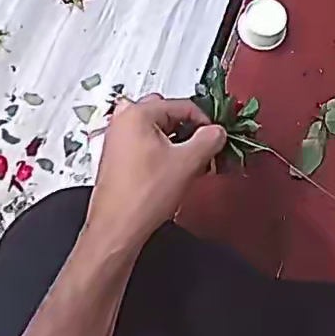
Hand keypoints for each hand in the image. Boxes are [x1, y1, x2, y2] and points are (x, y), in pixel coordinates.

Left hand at [86, 94, 224, 250]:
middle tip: (203, 145)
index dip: (205, 122)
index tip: (215, 137)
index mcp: (137, 114)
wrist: (117, 229)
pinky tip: (176, 171)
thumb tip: (217, 132)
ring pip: (158, 130)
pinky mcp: (118, 159)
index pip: (183, 106)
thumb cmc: (143, 196)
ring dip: (178, 141)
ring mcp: (118, 141)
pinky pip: (147, 145)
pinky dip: (164, 152)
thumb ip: (210, 139)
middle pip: (169, 114)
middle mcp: (123, 122)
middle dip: (189, 129)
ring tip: (192, 161)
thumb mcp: (188, 162)